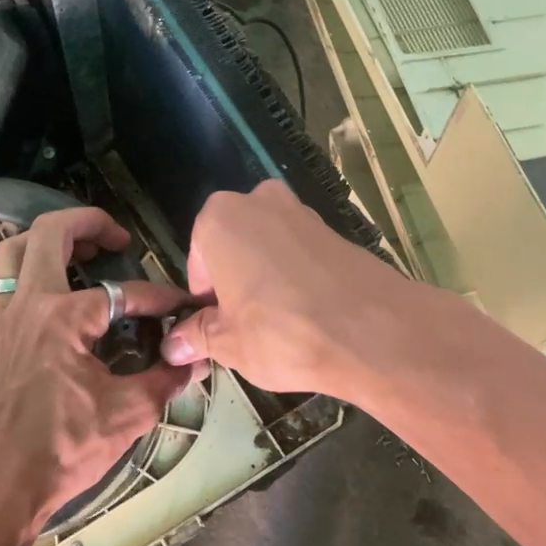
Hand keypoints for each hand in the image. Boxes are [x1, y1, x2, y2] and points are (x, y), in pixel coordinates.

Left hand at [0, 207, 192, 526]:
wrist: (1, 482)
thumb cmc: (63, 449)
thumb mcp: (127, 414)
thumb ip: (164, 380)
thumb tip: (195, 361)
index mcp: (62, 317)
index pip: (123, 291)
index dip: (160, 297)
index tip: (183, 306)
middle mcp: (28, 304)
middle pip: (49, 233)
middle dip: (89, 224)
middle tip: (119, 240)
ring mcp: (4, 318)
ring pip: (15, 251)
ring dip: (48, 239)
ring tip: (83, 250)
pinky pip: (6, 282)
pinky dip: (30, 270)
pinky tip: (56, 291)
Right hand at [160, 181, 414, 396]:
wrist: (372, 331)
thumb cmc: (280, 332)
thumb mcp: (227, 343)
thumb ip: (196, 336)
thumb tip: (174, 343)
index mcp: (219, 218)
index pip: (197, 262)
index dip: (205, 300)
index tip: (216, 328)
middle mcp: (259, 201)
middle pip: (234, 248)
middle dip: (235, 283)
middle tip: (247, 327)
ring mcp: (302, 212)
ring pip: (269, 250)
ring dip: (267, 280)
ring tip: (281, 325)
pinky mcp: (337, 231)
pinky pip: (302, 256)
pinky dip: (299, 280)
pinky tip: (310, 315)